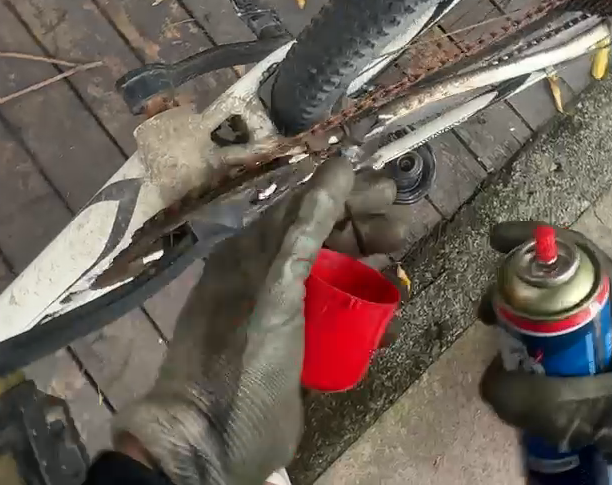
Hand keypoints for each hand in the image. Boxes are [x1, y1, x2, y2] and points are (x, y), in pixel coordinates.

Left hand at [114, 159, 403, 484]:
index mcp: (250, 252)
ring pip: (335, 277)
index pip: (305, 206)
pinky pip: (336, 319)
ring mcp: (280, 314)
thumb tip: (341, 162)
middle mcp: (264, 275)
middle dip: (366, 231)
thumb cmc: (241, 357)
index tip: (389, 190)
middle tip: (403, 231)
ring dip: (370, 272)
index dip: (349, 193)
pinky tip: (390, 324)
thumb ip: (309, 225)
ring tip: (399, 277)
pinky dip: (364, 317)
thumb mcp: (278, 285)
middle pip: (324, 238)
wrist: (209, 449)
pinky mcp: (296, 348)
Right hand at [475, 223, 611, 484]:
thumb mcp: (600, 409)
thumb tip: (488, 384)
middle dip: (519, 288)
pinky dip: (542, 348)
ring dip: (528, 322)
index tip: (495, 241)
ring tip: (501, 348)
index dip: (533, 239)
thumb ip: (543, 400)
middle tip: (486, 313)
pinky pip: (568, 341)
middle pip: (561, 278)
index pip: (575, 250)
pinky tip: (524, 373)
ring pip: (562, 310)